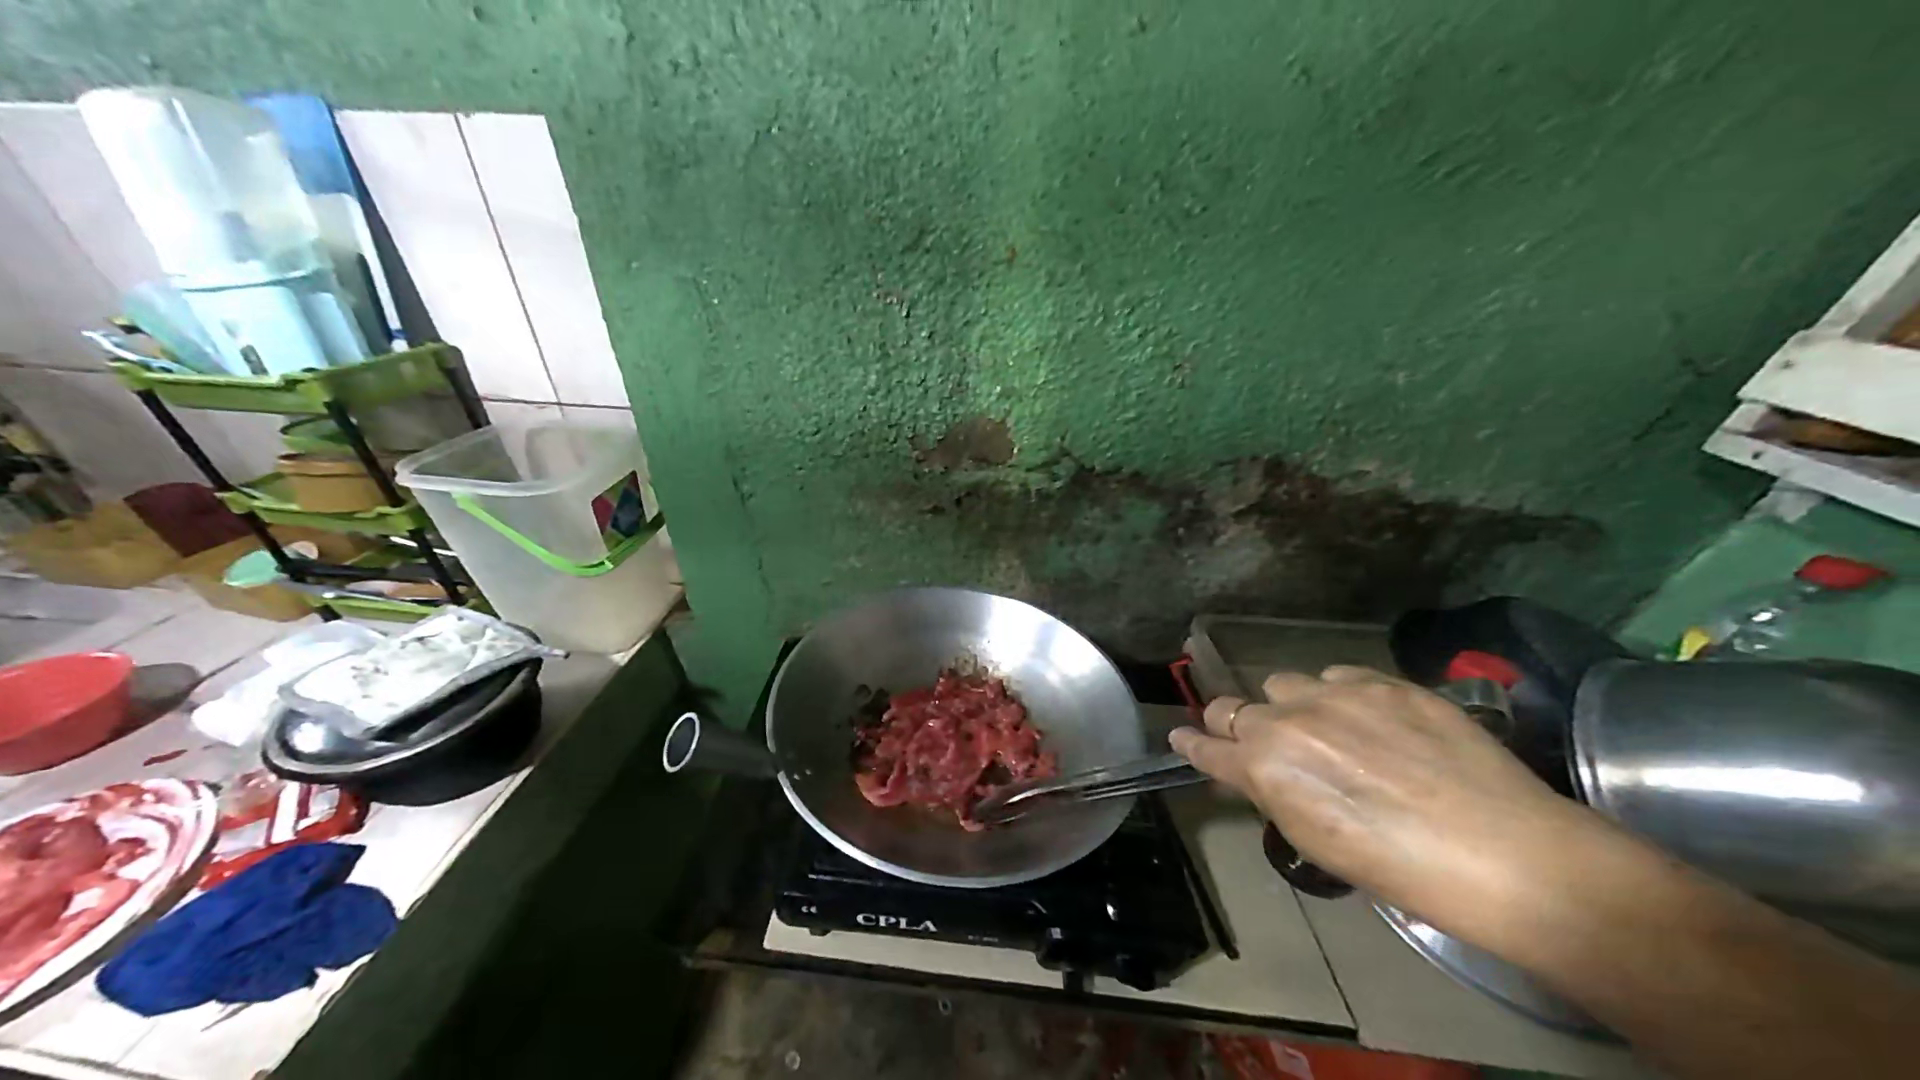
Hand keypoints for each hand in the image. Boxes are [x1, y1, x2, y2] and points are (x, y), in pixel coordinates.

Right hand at [1170, 666, 1601, 939]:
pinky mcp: (1382, 682)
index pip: (1206, 747)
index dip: (1191, 743)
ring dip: (1291, 705)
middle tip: (1257, 739)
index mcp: (1265, 770)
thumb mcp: (1317, 844)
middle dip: (1234, 722)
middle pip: (1230, 706)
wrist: (1507, 855)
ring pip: (1282, 683)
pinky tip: (1372, 719)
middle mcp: (1287, 722)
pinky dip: (1341, 693)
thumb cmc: (1402, 872)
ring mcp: (1335, 695)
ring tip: (1328, 729)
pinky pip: (1338, 673)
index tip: (1182, 737)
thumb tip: (1258, 775)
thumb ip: (1275, 796)